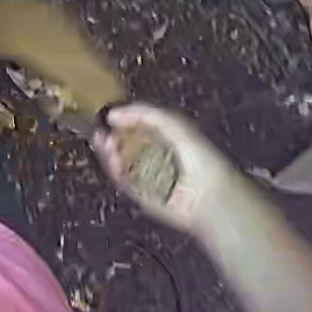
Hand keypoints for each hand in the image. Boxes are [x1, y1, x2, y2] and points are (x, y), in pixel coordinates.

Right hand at [94, 103, 249, 239]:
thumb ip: (143, 113)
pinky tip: (110, 158)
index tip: (109, 117)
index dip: (123, 121)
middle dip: (113, 139)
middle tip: (102, 133)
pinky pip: (126, 183)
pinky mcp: (145, 198)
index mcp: (168, 141)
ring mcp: (151, 180)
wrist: (209, 195)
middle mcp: (158, 160)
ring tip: (103, 142)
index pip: (139, 128)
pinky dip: (115, 171)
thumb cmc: (197, 155)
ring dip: (110, 154)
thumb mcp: (172, 122)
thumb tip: (112, 114)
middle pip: (127, 147)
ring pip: (123, 165)